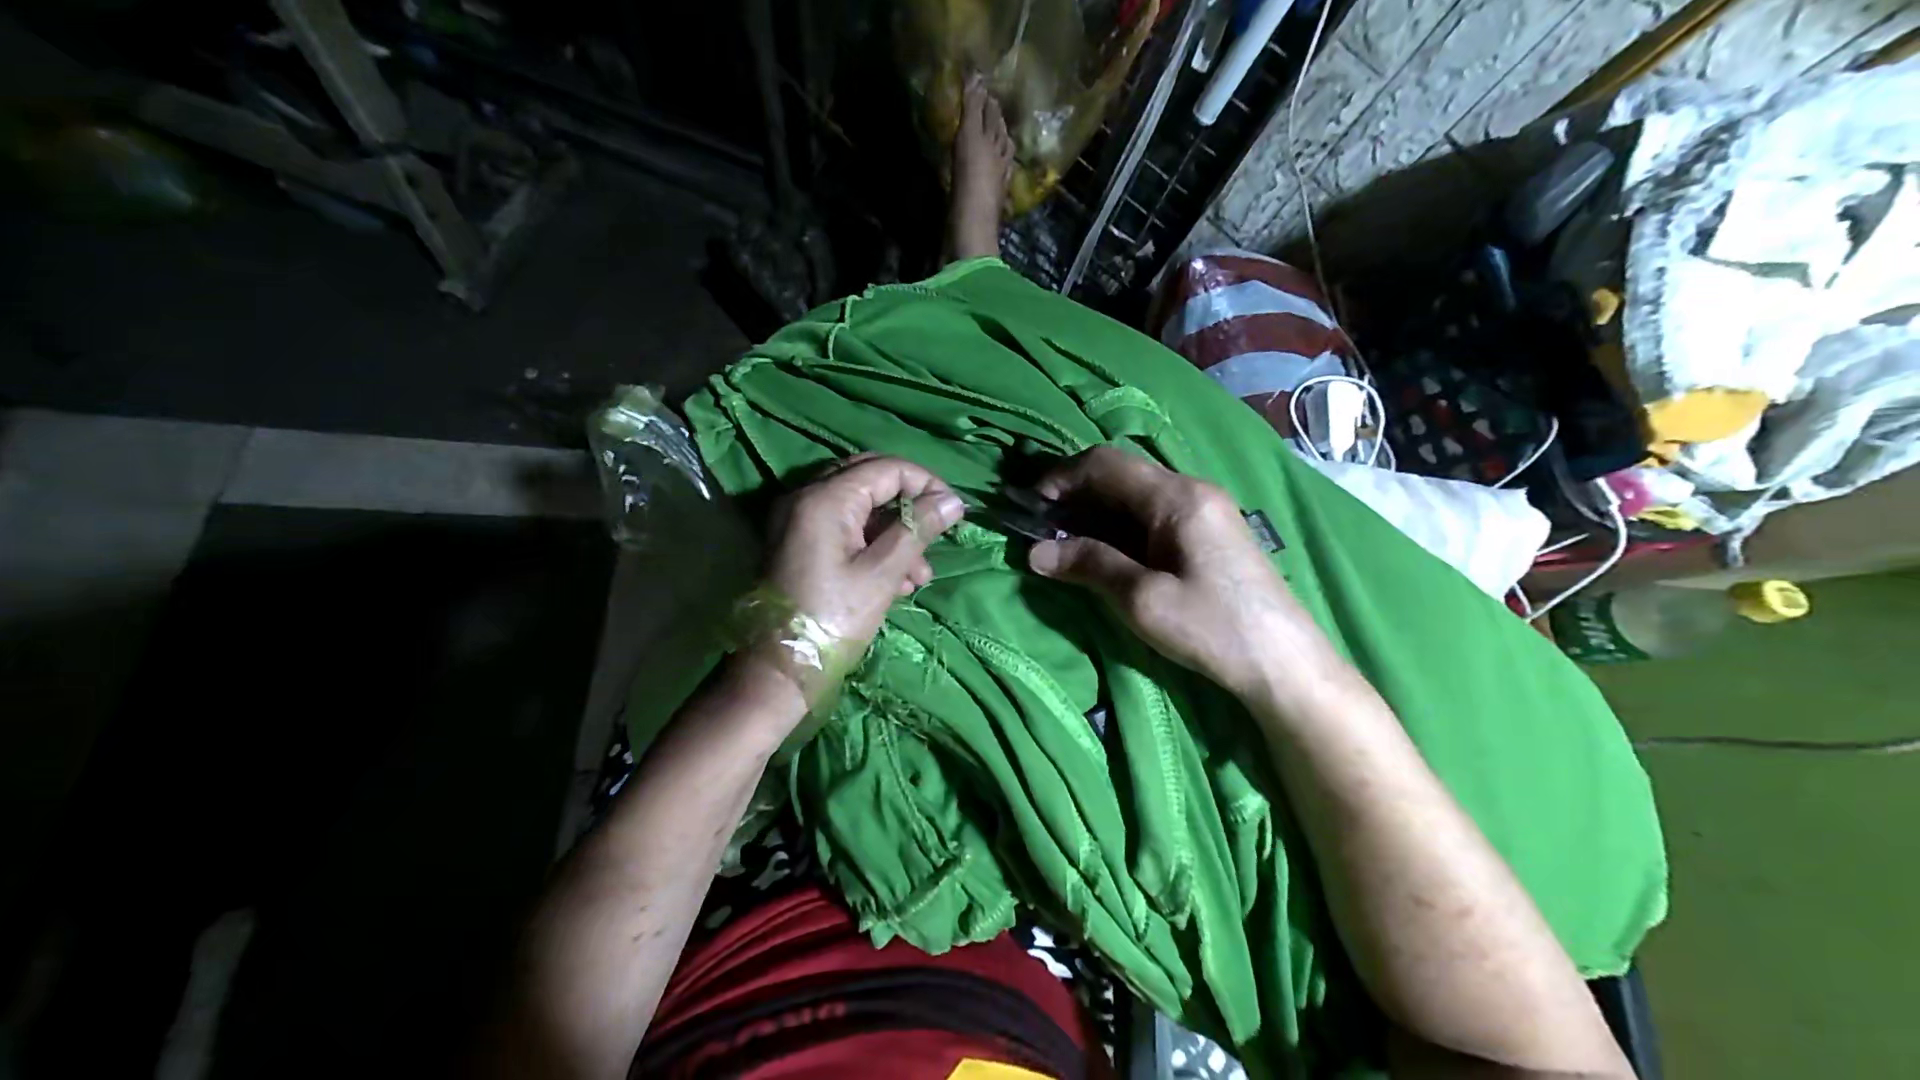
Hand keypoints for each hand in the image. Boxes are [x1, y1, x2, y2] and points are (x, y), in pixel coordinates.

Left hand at [749, 454, 965, 703]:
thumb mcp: (882, 574)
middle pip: (871, 480)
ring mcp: (799, 520)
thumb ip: (917, 530)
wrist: (778, 669)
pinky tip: (899, 581)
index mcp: (825, 499)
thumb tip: (953, 501)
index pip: (887, 468)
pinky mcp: (800, 543)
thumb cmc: (832, 619)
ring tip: (921, 576)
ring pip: (860, 508)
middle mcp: (806, 497)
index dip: (926, 483)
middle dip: (910, 506)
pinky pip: (845, 529)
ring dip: (895, 532)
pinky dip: (874, 545)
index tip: (954, 512)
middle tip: (938, 531)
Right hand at [1027, 446, 1322, 699]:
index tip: (1031, 507)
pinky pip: (1151, 515)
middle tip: (1041, 529)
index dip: (1061, 478)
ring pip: (1134, 495)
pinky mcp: (1207, 533)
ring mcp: (1204, 510)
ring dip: (1094, 512)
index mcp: (1178, 497)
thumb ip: (1089, 565)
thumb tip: (1035, 552)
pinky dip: (1117, 527)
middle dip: (1075, 495)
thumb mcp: (1143, 600)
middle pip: (1120, 474)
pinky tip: (1101, 553)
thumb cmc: (1213, 629)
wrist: (1284, 664)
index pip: (1106, 464)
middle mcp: (1192, 490)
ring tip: (1063, 544)